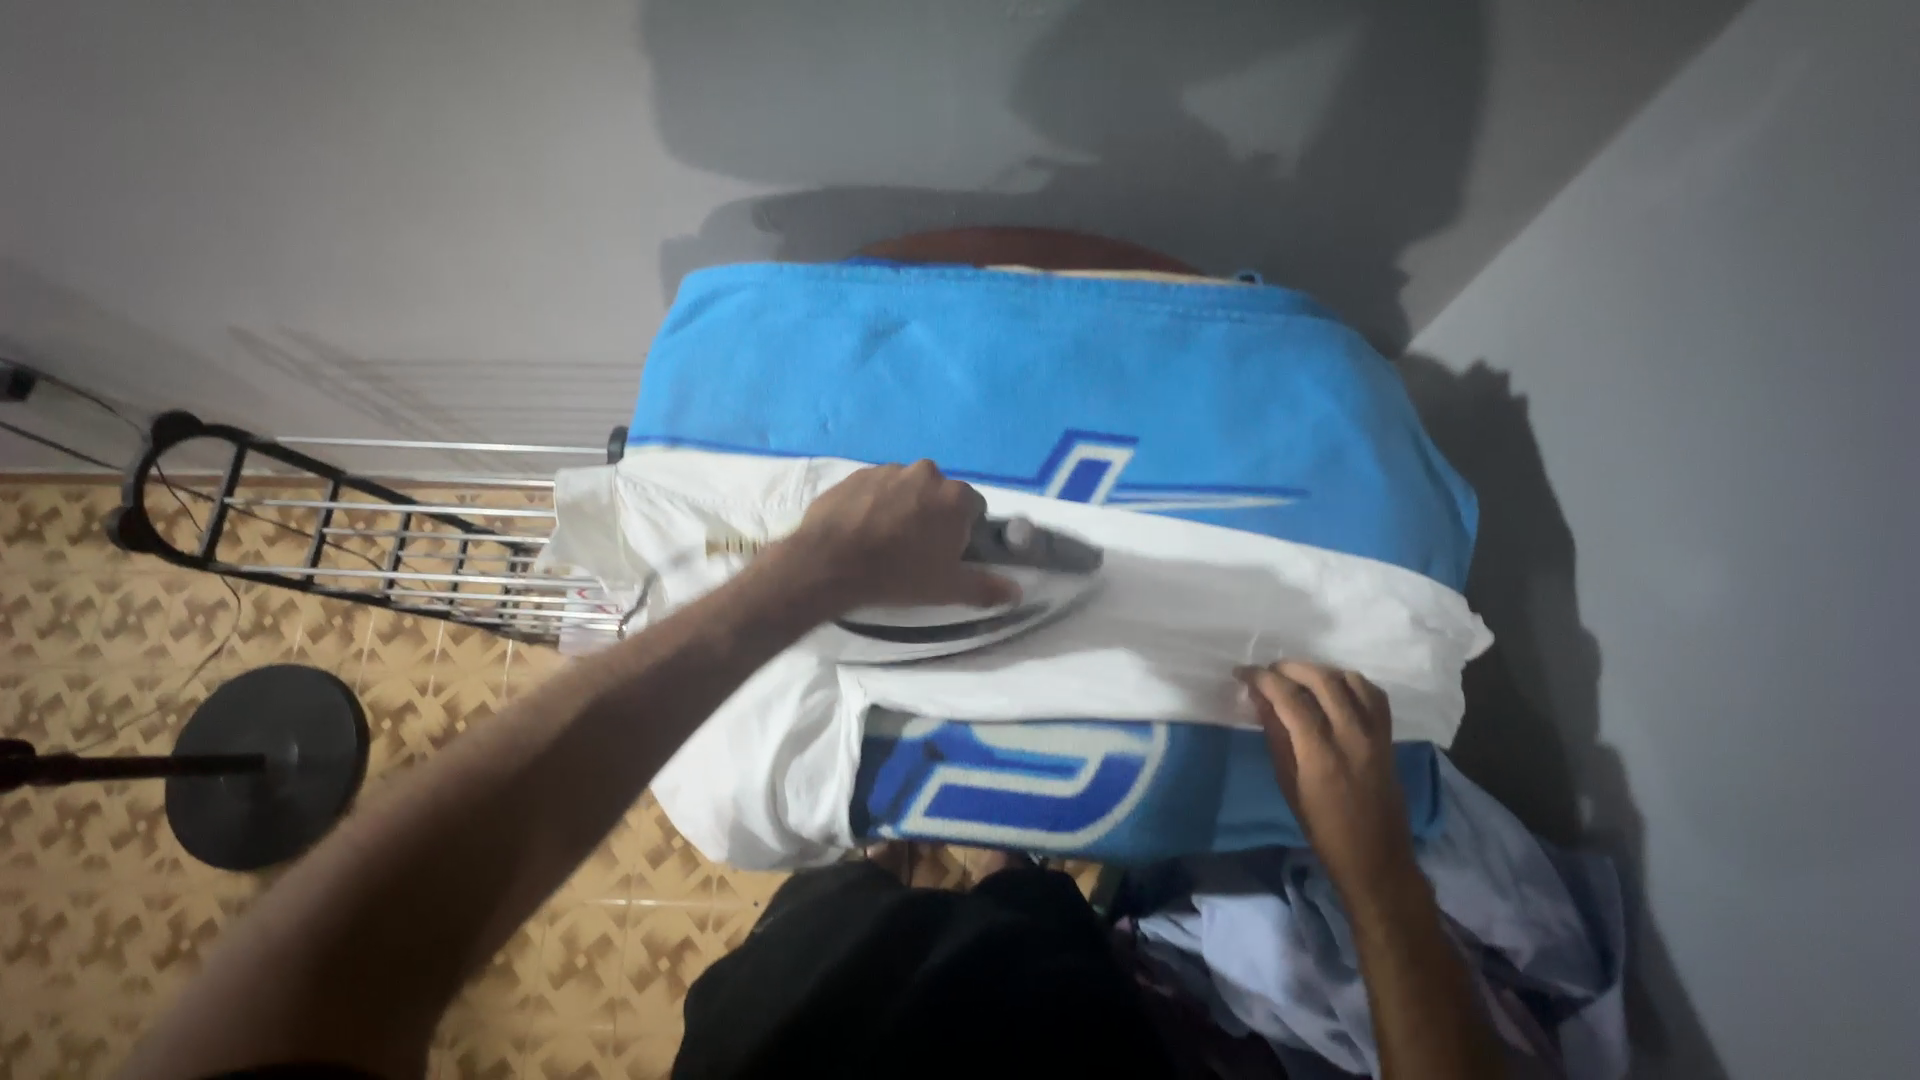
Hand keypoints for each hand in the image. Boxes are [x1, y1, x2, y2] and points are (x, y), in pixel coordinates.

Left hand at [777, 461, 1019, 612]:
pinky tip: (861, 532)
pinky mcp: (855, 475)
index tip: (947, 553)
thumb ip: (986, 587)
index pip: (973, 508)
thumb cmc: (896, 575)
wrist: (828, 563)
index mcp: (954, 496)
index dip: (963, 531)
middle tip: (916, 550)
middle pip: (938, 495)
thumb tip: (1017, 592)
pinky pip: (874, 490)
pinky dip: (873, 506)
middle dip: (932, 517)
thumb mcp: (946, 589)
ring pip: (905, 490)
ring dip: (902, 509)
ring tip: (884, 542)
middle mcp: (925, 472)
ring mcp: (887, 470)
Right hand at [1235, 661, 1419, 902]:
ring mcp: (1376, 735)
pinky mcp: (1389, 739)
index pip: (1289, 699)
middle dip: (1290, 668)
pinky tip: (1335, 690)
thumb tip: (1260, 700)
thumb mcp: (1288, 784)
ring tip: (1300, 678)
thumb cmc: (1322, 828)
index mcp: (1321, 754)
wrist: (1375, 857)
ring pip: (1352, 681)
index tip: (1244, 673)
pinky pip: (1374, 696)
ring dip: (1322, 671)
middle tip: (1269, 672)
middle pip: (1323, 680)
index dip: (1263, 679)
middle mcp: (1352, 737)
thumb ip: (1276, 736)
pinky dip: (1352, 683)